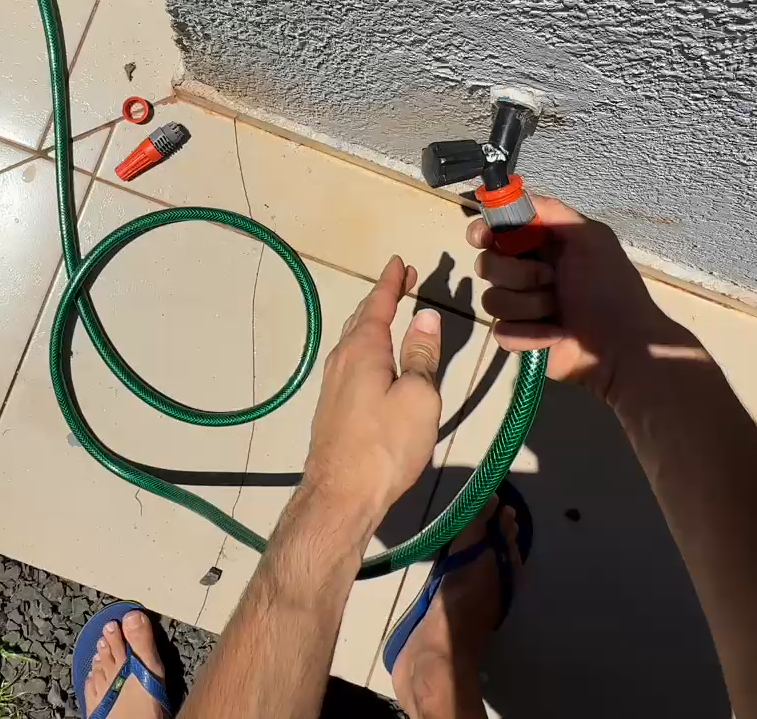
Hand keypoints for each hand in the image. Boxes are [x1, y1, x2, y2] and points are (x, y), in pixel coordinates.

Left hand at [298, 256, 444, 528]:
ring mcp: (333, 381)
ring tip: (389, 311)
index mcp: (363, 348)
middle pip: (362, 316)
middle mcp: (342, 357)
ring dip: (372, 319)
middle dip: (382, 296)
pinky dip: (366, 343)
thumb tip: (424, 315)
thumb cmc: (386, 443)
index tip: (399, 262)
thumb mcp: (417, 396)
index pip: (378, 303)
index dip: (391, 282)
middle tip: (401, 281)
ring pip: (353, 338)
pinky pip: (351, 358)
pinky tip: (373, 355)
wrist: (341, 493)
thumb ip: (421, 354)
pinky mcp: (332, 404)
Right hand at [468, 195, 702, 405]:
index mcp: (538, 247)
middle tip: (548, 278)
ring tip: (557, 310)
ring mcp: (519, 307)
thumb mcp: (591, 238)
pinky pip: (501, 331)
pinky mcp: (518, 338)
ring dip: (528, 305)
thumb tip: (515, 194)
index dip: (482, 232)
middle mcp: (523, 273)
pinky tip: (553, 334)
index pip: (492, 232)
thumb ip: (553, 212)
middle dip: (516, 273)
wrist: (623, 345)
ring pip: (491, 299)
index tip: (485, 237)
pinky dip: (528, 333)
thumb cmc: (610, 288)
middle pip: (485, 264)